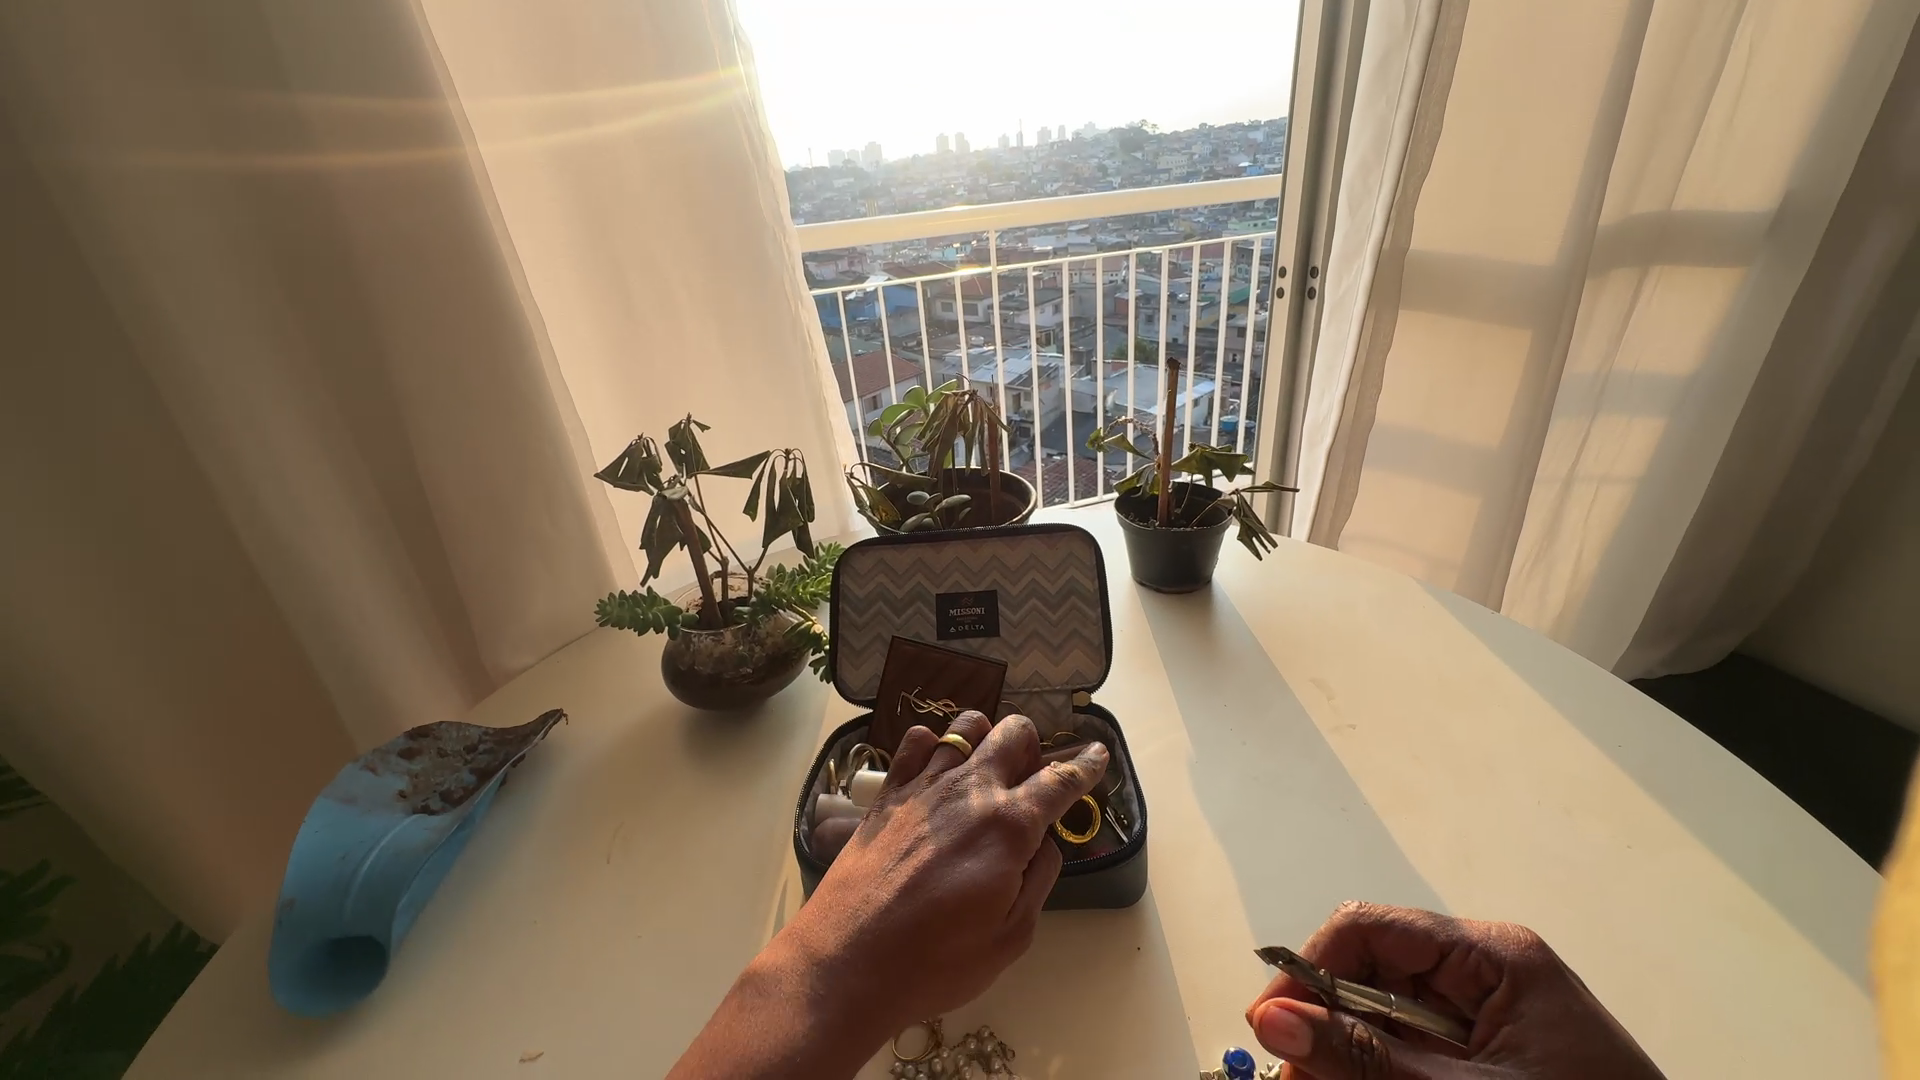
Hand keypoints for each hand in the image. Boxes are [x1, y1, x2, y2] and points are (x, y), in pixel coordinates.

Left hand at [796, 710, 1109, 1031]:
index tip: (1098, 753)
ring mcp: (925, 783)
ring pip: (967, 726)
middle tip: (1029, 778)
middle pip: (1014, 733)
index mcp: (1009, 825)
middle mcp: (970, 789)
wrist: (848, 960)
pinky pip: (915, 740)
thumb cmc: (936, 962)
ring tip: (984, 768)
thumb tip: (1045, 840)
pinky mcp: (889, 791)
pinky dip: (932, 744)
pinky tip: (935, 769)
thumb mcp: (1011, 937)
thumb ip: (1039, 878)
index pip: (1060, 781)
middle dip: (1032, 745)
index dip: (1086, 766)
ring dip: (986, 738)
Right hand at [1246, 902, 1665, 1079]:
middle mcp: (1484, 972)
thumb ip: (1365, 1058)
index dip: (1310, 968)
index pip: (1369, 929)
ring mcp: (1488, 1017)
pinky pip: (1413, 1051)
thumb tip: (1268, 1019)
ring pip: (1384, 1018)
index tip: (1270, 1022)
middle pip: (1371, 974)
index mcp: (1492, 956)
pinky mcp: (1490, 1059)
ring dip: (1346, 1055)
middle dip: (1324, 1024)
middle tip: (1291, 1076)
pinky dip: (1379, 1074)